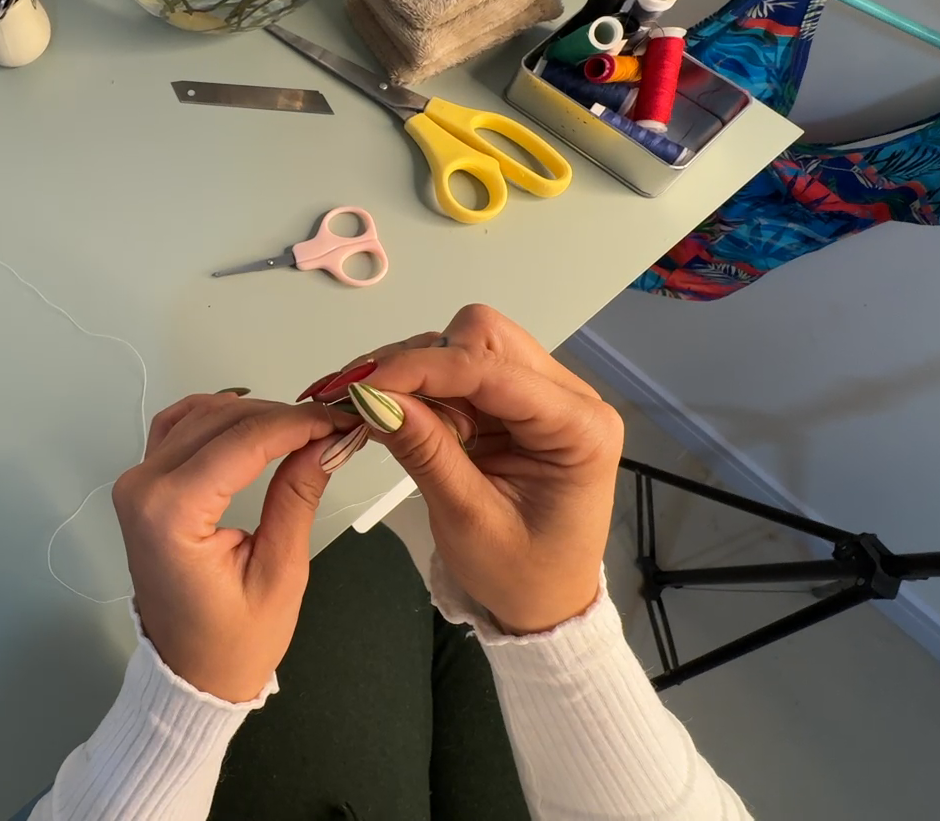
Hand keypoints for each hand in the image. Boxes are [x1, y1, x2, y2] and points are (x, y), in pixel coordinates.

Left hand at [111, 394, 355, 701]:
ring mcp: (137, 481)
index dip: (297, 423)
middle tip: (331, 424)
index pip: (242, 442)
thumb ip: (297, 496)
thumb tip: (327, 442)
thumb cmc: (230, 641)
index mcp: (171, 514)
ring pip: (199, 413)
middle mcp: (143, 487)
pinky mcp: (143, 482)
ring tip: (302, 427)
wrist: (187, 671)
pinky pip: (176, 425)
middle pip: (221, 420)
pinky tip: (248, 416)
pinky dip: (214, 413)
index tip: (340, 419)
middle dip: (281, 416)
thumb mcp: (279, 574)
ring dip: (252, 411)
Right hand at [346, 305, 622, 633]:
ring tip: (377, 414)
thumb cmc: (519, 574)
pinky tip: (389, 410)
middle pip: (480, 336)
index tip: (361, 386)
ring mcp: (533, 393)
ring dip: (411, 372)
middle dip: (419, 362)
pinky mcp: (504, 400)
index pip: (490, 369)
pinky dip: (413, 383)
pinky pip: (451, 368)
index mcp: (578, 429)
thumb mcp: (469, 520)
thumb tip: (373, 398)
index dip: (421, 368)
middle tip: (372, 403)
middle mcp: (564, 396)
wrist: (542, 602)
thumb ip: (426, 452)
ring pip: (460, 343)